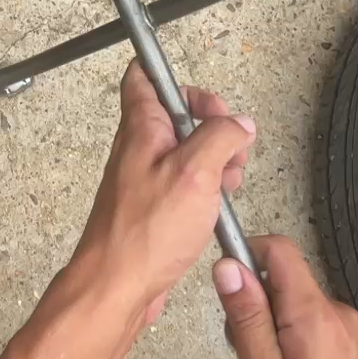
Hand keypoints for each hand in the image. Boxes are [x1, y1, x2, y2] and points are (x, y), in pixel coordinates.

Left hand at [70, 62, 254, 327]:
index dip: (175, 77)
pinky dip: (205, 186)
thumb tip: (239, 122)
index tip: (210, 102)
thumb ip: (219, 137)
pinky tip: (217, 205)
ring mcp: (144, 174)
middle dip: (212, 124)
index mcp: (141, 126)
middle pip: (175, 113)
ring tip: (229, 180)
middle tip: (233, 146)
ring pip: (184, 149)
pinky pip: (183, 180)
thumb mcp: (196, 171)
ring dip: (214, 158)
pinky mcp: (152, 202)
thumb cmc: (147, 229)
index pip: (143, 76)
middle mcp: (139, 145)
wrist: (119, 282)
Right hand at [213, 237, 357, 358]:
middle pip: (285, 281)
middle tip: (250, 357)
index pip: (279, 249)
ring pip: (300, 308)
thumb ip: (246, 321)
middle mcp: (341, 315)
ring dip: (278, 330)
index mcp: (315, 317)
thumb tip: (227, 267)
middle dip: (257, 306)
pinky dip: (300, 345)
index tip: (228, 289)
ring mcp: (357, 335)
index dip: (246, 253)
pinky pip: (320, 329)